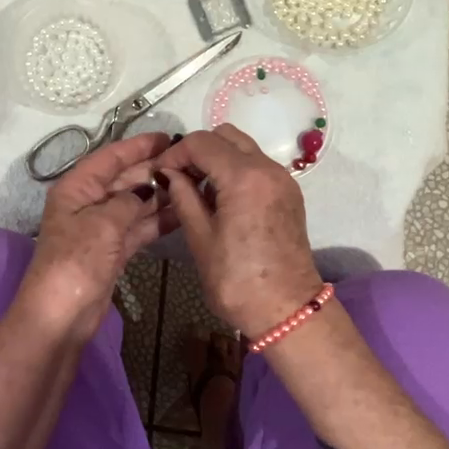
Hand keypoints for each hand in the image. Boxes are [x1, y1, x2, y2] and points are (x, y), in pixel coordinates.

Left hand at [20, 132, 172, 342]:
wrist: (61, 316)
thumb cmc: (76, 262)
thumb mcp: (103, 224)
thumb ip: (128, 201)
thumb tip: (146, 189)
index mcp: (76, 188)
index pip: (109, 158)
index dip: (137, 146)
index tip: (166, 137)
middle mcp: (87, 203)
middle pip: (123, 179)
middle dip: (152, 170)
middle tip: (189, 162)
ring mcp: (100, 229)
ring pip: (134, 204)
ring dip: (159, 195)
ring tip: (194, 183)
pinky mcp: (112, 252)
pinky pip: (138, 227)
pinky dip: (157, 221)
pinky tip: (182, 213)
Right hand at [155, 127, 322, 337]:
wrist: (288, 311)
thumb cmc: (237, 280)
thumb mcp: (200, 237)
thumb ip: (182, 196)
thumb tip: (169, 174)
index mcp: (244, 177)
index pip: (201, 143)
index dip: (175, 153)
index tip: (159, 173)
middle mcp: (268, 168)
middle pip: (225, 136)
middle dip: (197, 150)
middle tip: (178, 177)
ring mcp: (282, 179)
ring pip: (243, 148)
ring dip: (217, 159)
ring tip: (196, 189)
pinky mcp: (289, 193)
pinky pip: (257, 166)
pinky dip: (235, 170)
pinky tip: (220, 199)